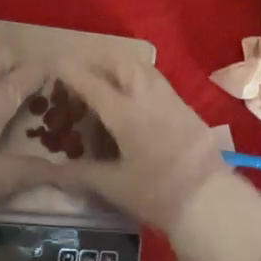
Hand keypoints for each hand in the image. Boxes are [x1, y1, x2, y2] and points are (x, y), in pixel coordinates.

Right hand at [50, 59, 228, 229]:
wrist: (209, 199)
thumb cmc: (157, 194)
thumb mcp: (113, 186)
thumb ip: (79, 175)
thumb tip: (50, 172)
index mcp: (126, 114)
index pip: (92, 84)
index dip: (71, 71)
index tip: (55, 62)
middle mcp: (149, 98)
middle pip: (121, 64)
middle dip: (98, 62)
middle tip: (81, 72)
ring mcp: (172, 100)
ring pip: (144, 68)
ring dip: (121, 67)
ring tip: (106, 80)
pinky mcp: (187, 108)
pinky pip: (158, 82)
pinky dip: (140, 79)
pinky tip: (134, 97)